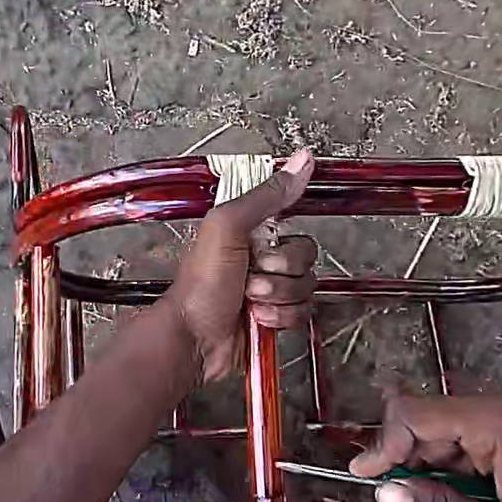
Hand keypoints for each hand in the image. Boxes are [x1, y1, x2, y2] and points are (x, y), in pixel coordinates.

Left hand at [168, 149, 317, 384]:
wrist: (194, 340)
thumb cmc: (201, 284)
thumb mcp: (228, 226)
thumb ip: (266, 195)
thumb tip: (303, 161)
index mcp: (249, 230)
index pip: (292, 223)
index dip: (284, 237)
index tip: (266, 243)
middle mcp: (262, 257)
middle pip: (305, 255)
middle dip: (281, 270)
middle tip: (252, 275)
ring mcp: (271, 288)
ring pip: (306, 285)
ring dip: (279, 295)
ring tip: (250, 299)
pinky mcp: (277, 317)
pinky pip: (303, 312)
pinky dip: (282, 317)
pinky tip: (258, 318)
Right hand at [352, 394, 501, 501]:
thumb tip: (385, 492)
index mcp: (494, 422)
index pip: (413, 414)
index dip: (383, 446)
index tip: (366, 482)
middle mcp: (493, 412)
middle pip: (422, 427)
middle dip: (405, 472)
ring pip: (437, 442)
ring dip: (424, 482)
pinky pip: (460, 453)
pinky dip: (446, 484)